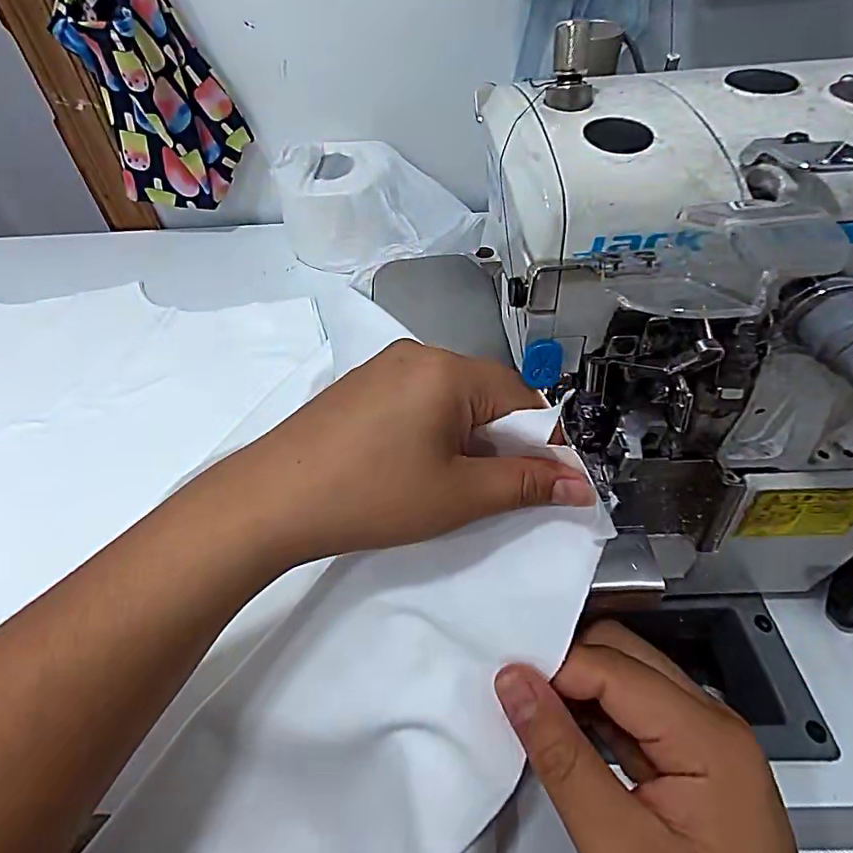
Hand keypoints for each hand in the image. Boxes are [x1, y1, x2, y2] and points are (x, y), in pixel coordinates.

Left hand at [189, 340, 595, 564]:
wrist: (273, 498)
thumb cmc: (371, 494)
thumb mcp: (459, 495)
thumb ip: (525, 484)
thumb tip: (579, 485)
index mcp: (446, 368)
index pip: (522, 398)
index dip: (544, 443)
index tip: (551, 485)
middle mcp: (416, 353)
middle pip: (485, 394)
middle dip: (503, 441)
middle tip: (501, 491)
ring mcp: (382, 366)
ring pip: (450, 398)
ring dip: (468, 438)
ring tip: (457, 484)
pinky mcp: (359, 385)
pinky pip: (416, 399)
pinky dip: (433, 430)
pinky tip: (417, 466)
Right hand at [494, 621, 796, 852]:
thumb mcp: (622, 847)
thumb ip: (563, 758)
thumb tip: (520, 687)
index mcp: (709, 737)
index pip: (611, 665)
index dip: (553, 667)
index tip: (508, 681)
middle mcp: (714, 727)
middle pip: (621, 653)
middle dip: (564, 665)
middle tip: (517, 692)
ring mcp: (706, 744)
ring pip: (623, 677)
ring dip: (575, 688)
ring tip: (534, 713)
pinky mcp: (692, 764)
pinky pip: (632, 711)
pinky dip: (592, 713)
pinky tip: (565, 735)